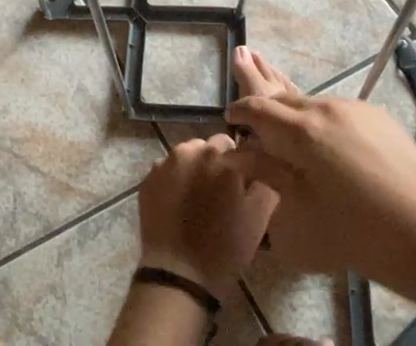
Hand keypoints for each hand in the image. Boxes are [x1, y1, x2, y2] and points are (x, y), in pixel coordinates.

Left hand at [137, 134, 278, 300]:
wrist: (179, 269)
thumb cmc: (224, 247)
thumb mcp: (258, 219)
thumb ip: (265, 186)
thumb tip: (262, 172)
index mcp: (224, 161)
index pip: (242, 148)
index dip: (247, 165)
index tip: (246, 182)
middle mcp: (193, 152)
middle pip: (212, 146)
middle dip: (220, 162)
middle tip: (222, 190)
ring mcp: (167, 162)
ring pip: (188, 153)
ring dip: (196, 166)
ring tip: (199, 195)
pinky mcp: (149, 176)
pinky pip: (168, 168)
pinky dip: (176, 178)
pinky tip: (179, 201)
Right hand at [224, 90, 415, 289]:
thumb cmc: (362, 236)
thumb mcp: (303, 210)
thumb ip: (266, 173)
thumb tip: (232, 154)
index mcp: (303, 130)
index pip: (257, 108)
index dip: (239, 113)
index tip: (230, 121)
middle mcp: (328, 109)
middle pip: (284, 100)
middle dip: (266, 112)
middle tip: (258, 136)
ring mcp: (358, 110)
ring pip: (313, 105)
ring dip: (296, 118)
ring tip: (295, 146)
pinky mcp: (381, 119)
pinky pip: (339, 113)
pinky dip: (324, 124)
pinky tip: (331, 152)